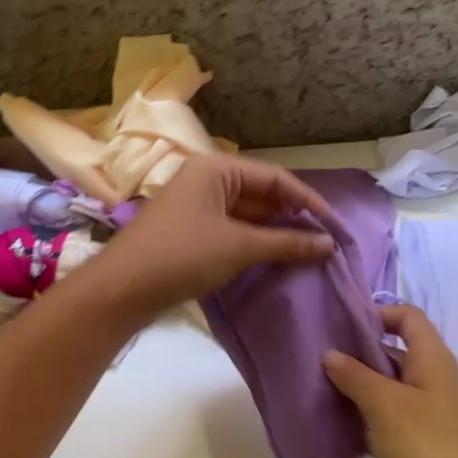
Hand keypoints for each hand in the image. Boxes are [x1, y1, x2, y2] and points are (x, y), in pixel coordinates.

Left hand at [87, 154, 334, 313]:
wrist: (123, 288)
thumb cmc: (183, 255)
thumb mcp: (240, 247)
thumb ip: (287, 244)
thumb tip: (328, 245)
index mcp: (216, 169)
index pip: (275, 178)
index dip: (307, 200)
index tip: (333, 227)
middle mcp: (207, 180)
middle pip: (262, 194)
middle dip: (293, 217)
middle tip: (324, 242)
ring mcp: (197, 207)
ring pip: (249, 214)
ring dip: (276, 233)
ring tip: (308, 253)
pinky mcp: (192, 233)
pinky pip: (234, 230)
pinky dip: (257, 243)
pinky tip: (277, 260)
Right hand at [323, 305, 457, 457]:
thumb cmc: (422, 448)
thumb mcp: (384, 406)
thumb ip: (356, 376)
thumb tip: (331, 354)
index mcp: (434, 359)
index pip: (409, 317)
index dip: (378, 313)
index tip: (340, 324)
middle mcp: (435, 378)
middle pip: (397, 349)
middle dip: (361, 350)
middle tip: (320, 355)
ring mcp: (430, 410)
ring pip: (391, 383)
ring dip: (361, 383)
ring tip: (321, 385)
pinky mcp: (422, 438)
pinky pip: (392, 412)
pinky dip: (369, 411)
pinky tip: (341, 420)